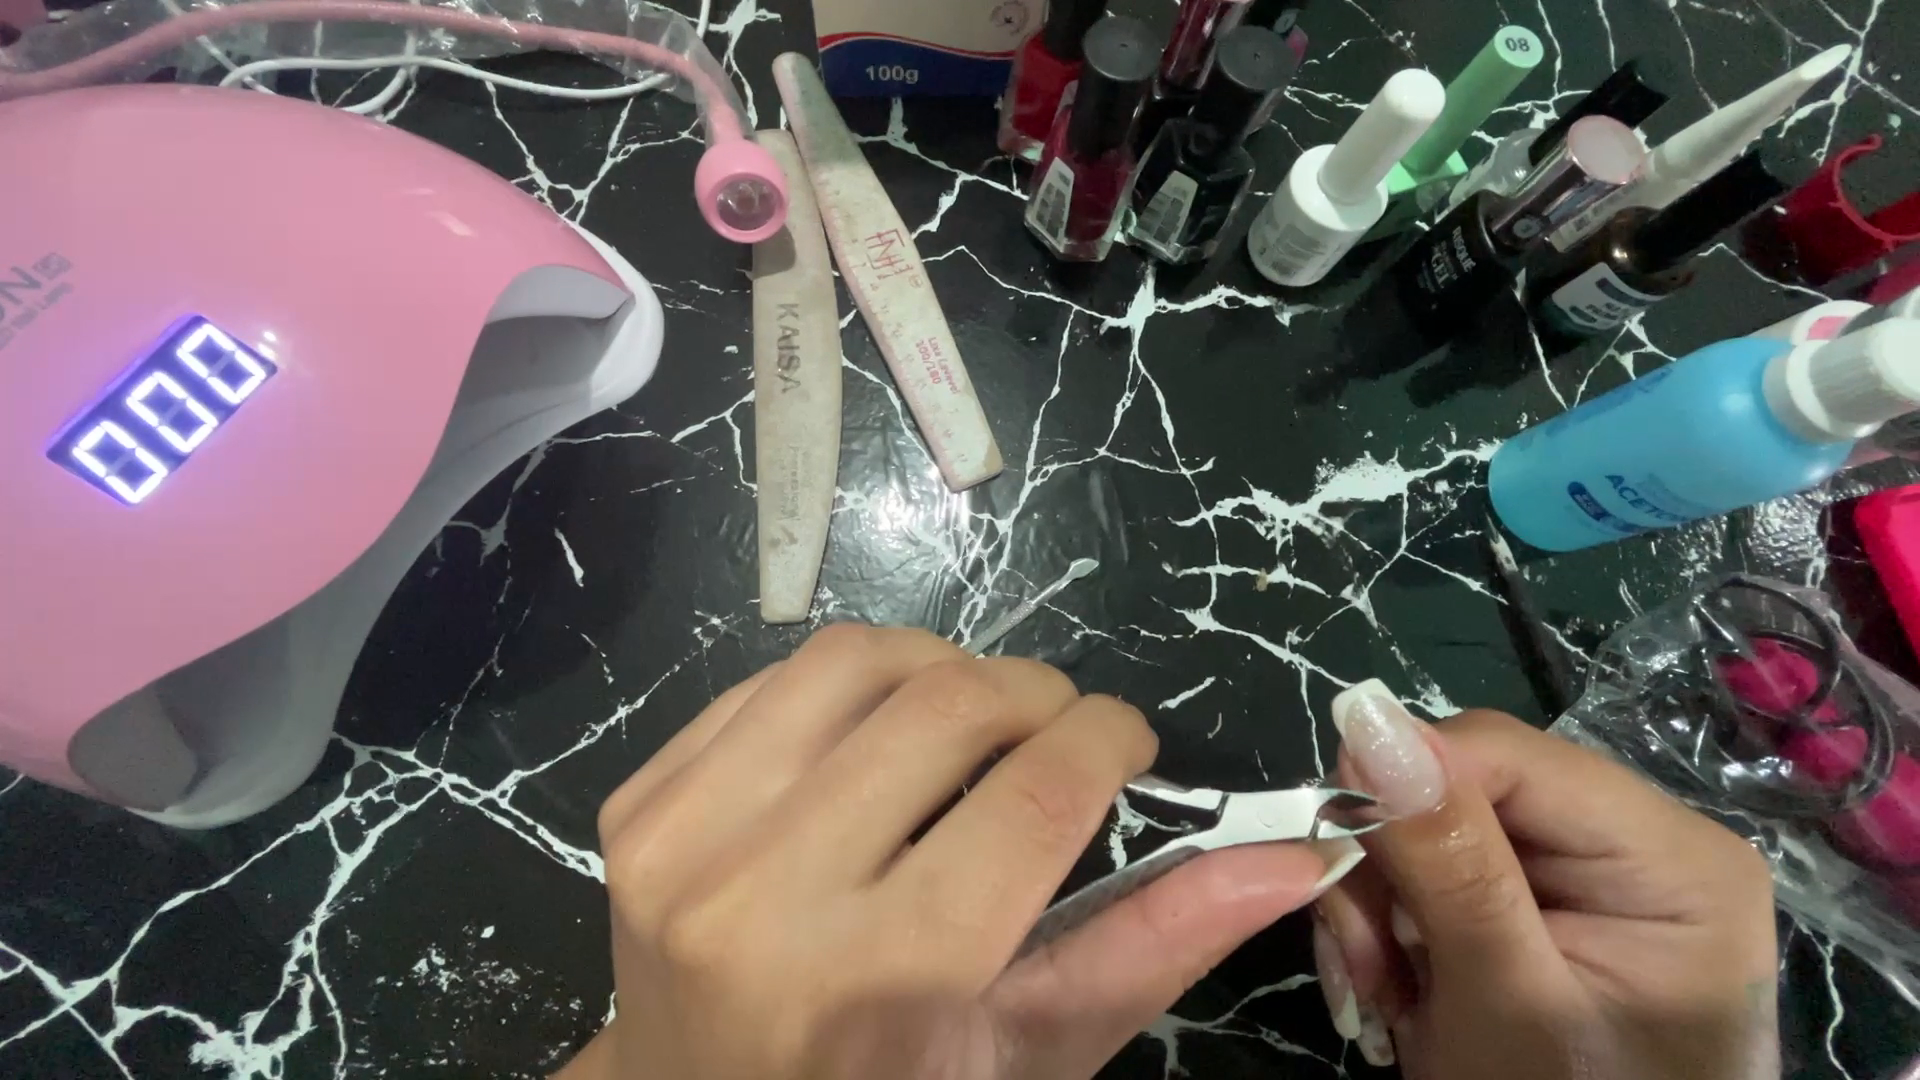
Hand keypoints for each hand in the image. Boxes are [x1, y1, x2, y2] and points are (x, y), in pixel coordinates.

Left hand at [556, 625, 1356, 1079]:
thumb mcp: (1032, 1048)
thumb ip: (1156, 941)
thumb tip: (1286, 848)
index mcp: (881, 980)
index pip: (1033, 794)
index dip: (1106, 736)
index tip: (1125, 736)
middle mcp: (764, 895)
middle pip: (945, 705)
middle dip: (1033, 691)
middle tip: (1055, 721)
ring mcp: (684, 836)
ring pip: (854, 658)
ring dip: (940, 662)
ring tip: (968, 708)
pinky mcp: (640, 797)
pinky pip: (774, 676)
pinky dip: (852, 680)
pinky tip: (874, 727)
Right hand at [1311, 681, 1779, 1078]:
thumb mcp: (1505, 1002)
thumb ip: (1446, 860)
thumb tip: (1366, 713)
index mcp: (1666, 853)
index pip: (1494, 750)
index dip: (1397, 787)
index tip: (1340, 869)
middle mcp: (1621, 833)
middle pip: (1446, 783)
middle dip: (1382, 865)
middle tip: (1362, 960)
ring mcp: (1569, 860)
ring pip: (1413, 818)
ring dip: (1369, 897)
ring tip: (1376, 984)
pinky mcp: (1520, 885)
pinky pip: (1414, 855)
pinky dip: (1379, 911)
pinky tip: (1390, 974)